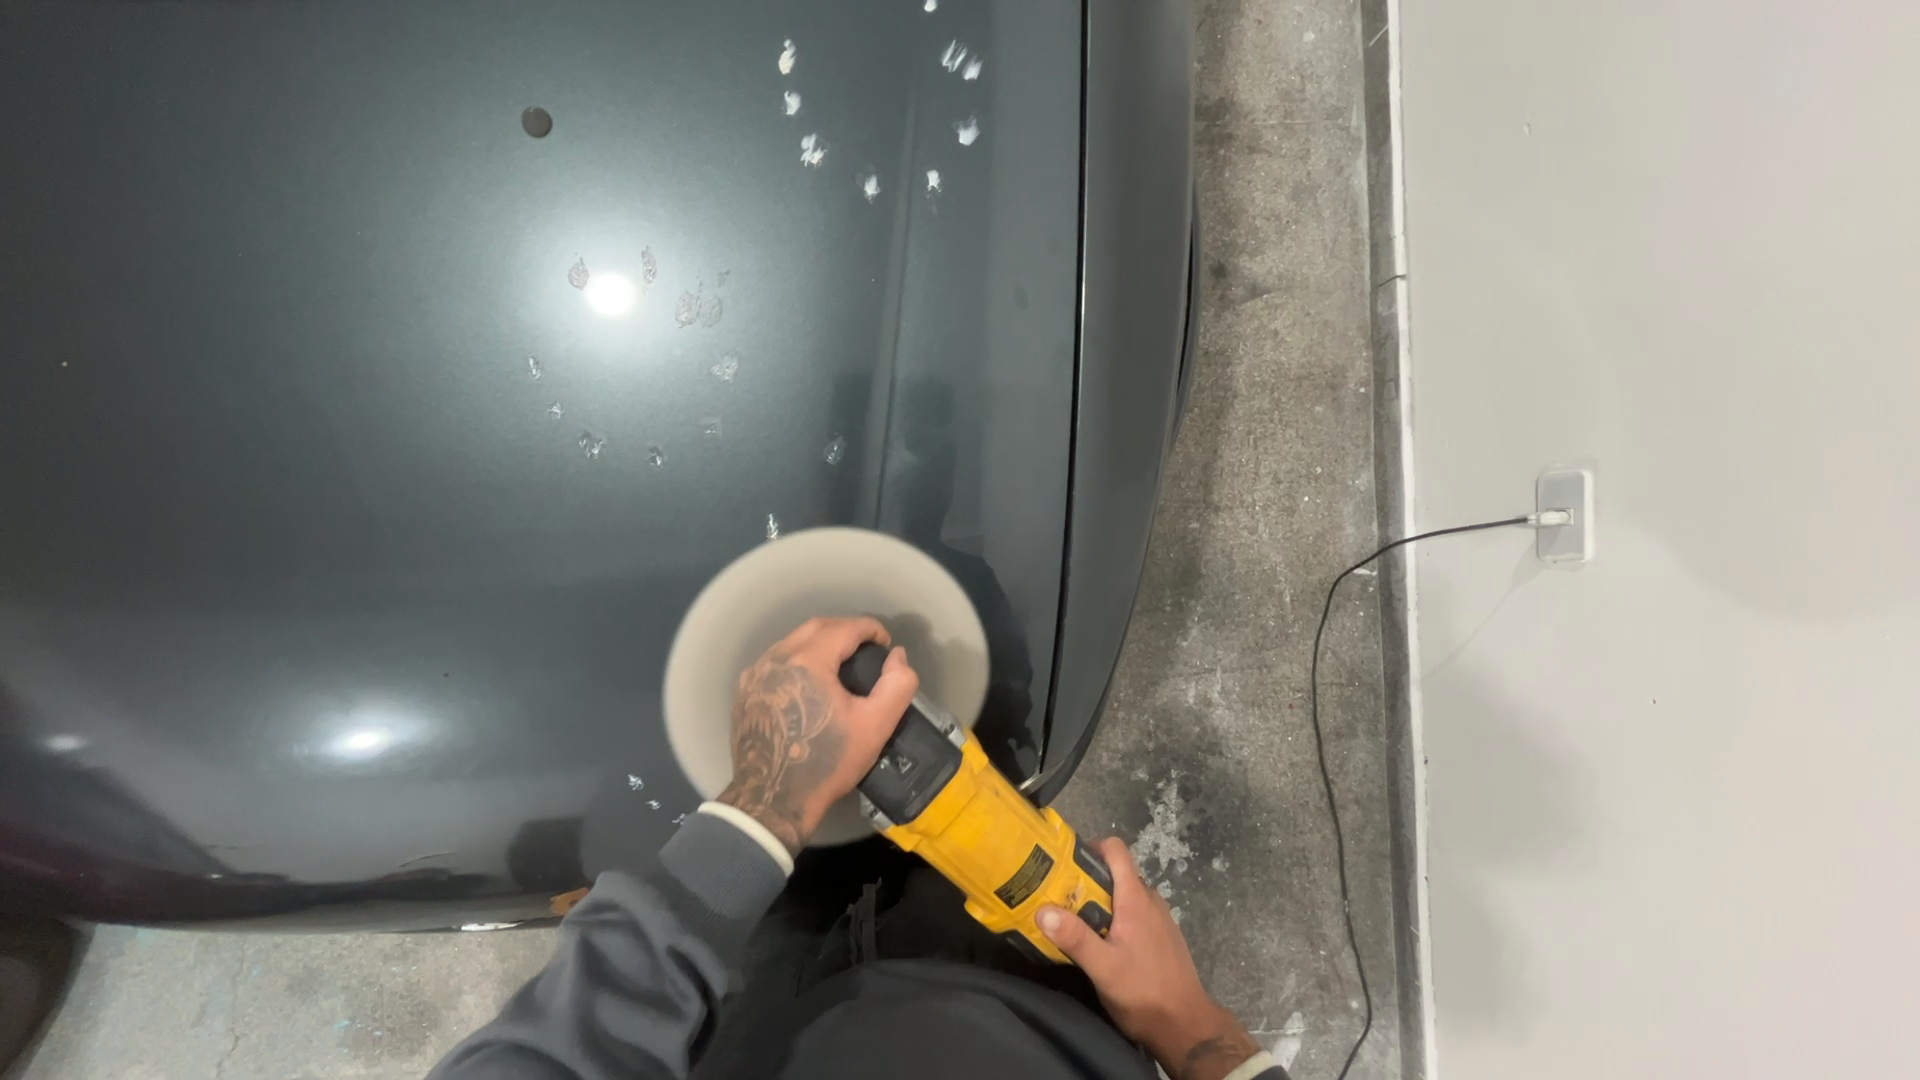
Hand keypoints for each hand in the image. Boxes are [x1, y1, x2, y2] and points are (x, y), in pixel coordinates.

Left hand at [715, 617, 918, 854]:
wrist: (772, 800)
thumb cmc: (828, 761)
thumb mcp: (876, 725)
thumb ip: (897, 684)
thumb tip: (897, 655)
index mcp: (807, 661)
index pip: (844, 627)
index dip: (870, 629)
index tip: (885, 643)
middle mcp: (776, 658)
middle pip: (816, 628)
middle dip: (845, 630)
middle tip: (866, 649)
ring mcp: (755, 675)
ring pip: (793, 642)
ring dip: (820, 644)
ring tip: (841, 663)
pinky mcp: (745, 692)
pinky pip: (775, 662)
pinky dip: (797, 660)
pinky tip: (810, 683)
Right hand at [1037, 839, 1260, 1079]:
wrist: (1187, 1028)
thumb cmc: (1144, 993)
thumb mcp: (1103, 969)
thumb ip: (1075, 938)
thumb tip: (1042, 909)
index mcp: (1136, 898)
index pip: (1115, 850)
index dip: (1091, 847)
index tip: (1066, 864)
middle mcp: (1150, 900)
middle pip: (1116, 872)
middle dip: (1088, 881)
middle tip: (1061, 900)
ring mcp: (1159, 918)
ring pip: (1125, 894)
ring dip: (1102, 902)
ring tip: (1077, 923)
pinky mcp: (1163, 935)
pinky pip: (1136, 913)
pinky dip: (1117, 918)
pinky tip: (1104, 944)